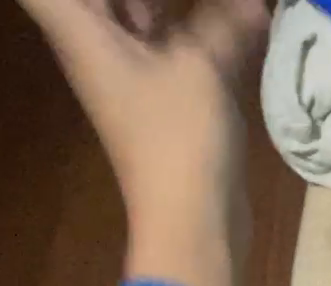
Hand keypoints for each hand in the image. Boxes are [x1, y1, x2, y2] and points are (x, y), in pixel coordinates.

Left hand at [19, 0, 269, 285]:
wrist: (192, 218)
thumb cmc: (178, 138)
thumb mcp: (201, 68)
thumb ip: (222, 23)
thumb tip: (251, 2)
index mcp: (78, 24)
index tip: (132, 4)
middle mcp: (92, 44)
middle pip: (96, 0)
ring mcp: (127, 76)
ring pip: (133, 17)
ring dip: (169, 7)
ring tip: (218, 4)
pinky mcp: (160, 103)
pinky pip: (164, 48)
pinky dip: (189, 32)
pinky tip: (230, 24)